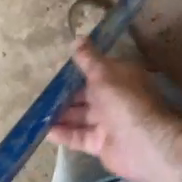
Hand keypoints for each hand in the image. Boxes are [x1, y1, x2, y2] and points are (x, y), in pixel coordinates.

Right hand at [47, 40, 181, 181]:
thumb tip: (77, 38)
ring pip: (80, 116)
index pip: (97, 71)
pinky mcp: (101, 144)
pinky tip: (45, 131)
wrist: (144, 143)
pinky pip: (79, 137)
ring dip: (61, 114)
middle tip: (41, 93)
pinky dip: (64, 134)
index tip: (57, 70)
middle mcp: (114, 98)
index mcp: (119, 78)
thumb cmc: (124, 100)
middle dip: (65, 95)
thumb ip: (88, 59)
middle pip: (86, 95)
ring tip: (37, 112)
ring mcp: (108, 123)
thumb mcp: (103, 73)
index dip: (78, 71)